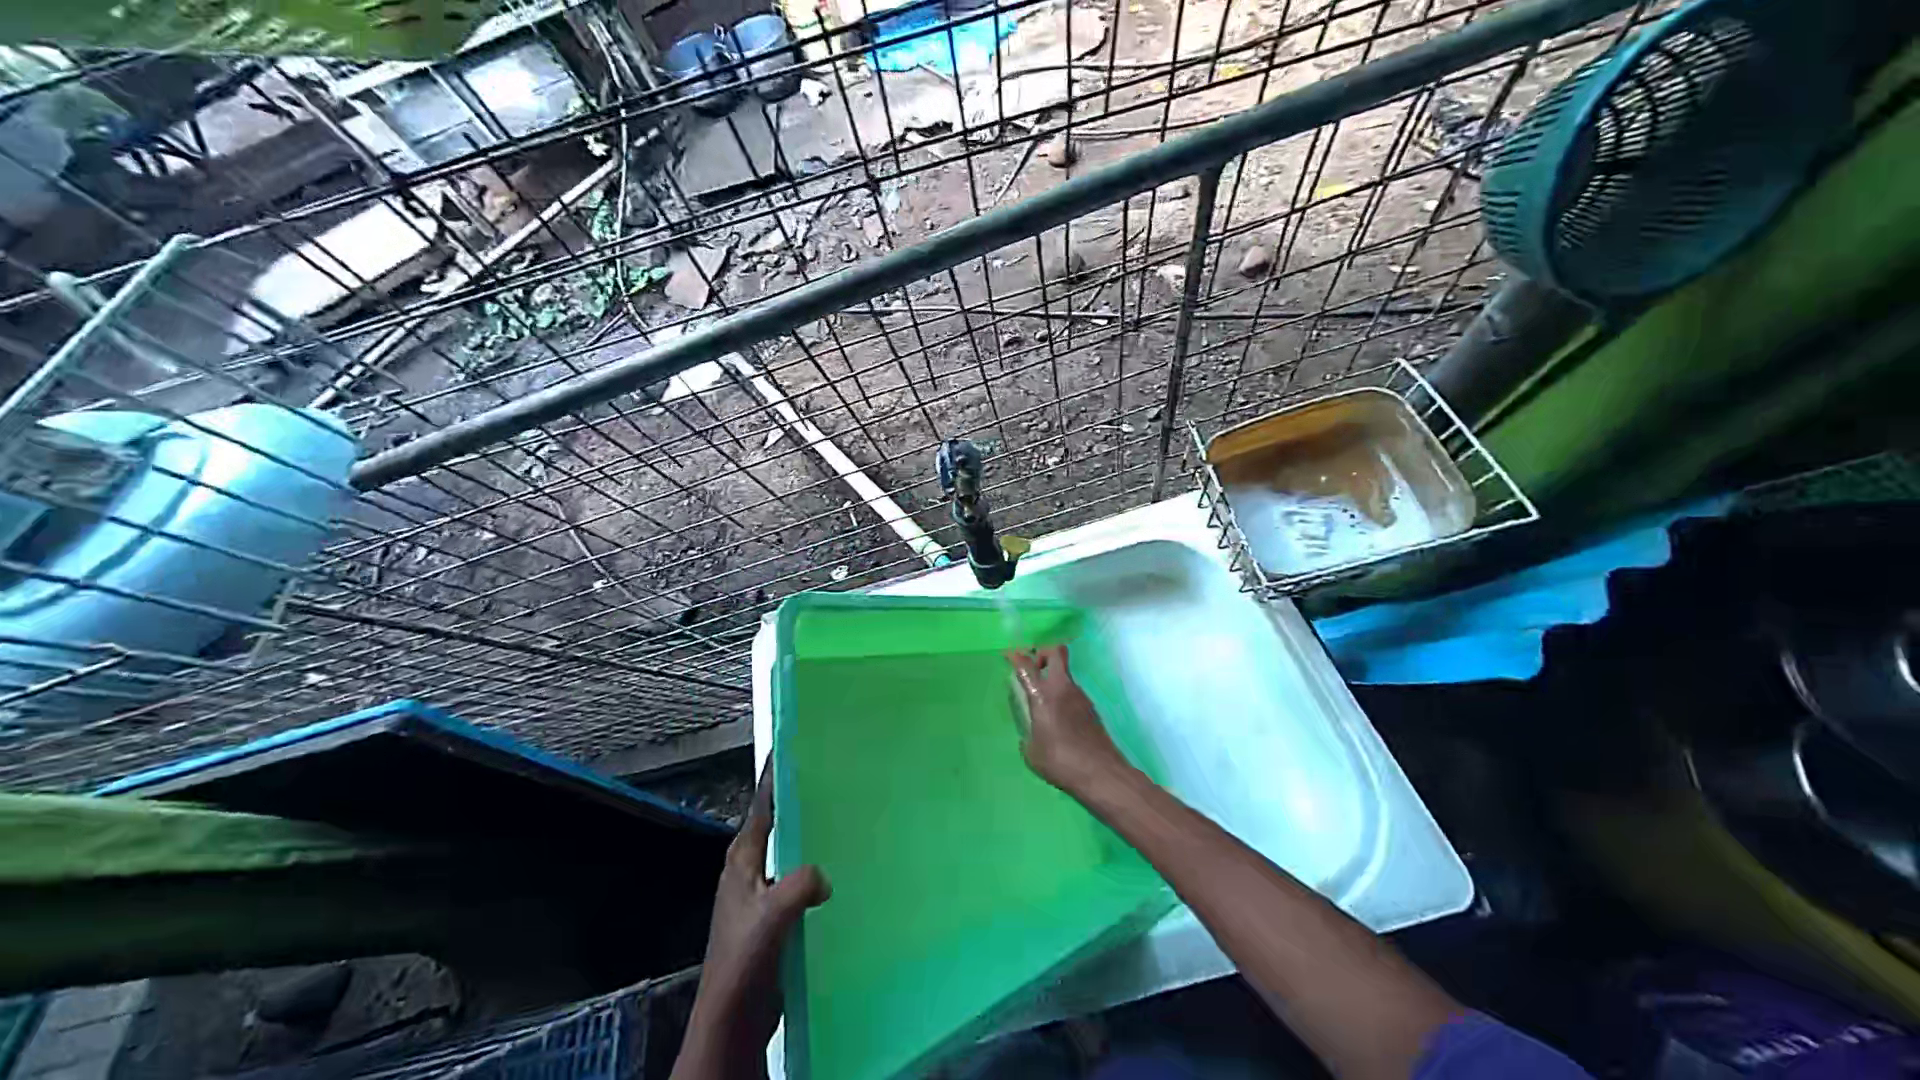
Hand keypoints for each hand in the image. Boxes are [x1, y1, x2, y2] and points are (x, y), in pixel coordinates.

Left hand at [673, 763, 829, 1079]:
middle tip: (838, 781)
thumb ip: (799, 885)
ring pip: (793, 853)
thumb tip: (825, 876)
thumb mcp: (772, 915)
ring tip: (850, 821)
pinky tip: (845, 872)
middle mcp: (751, 869)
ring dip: (814, 840)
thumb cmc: (744, 961)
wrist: (733, 1018)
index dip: (777, 777)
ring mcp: (763, 893)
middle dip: (803, 804)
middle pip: (780, 824)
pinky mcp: (776, 916)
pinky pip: (801, 881)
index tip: (796, 748)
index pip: (763, 805)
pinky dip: (819, 871)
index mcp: (742, 858)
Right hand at [1007, 645, 1133, 795]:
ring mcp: (1080, 696)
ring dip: (1053, 678)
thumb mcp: (1032, 753)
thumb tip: (1031, 734)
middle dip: (1042, 652)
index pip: (1027, 665)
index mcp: (1042, 696)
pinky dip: (1062, 695)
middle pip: (1056, 652)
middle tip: (1033, 666)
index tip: (1009, 655)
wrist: (1101, 773)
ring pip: (1065, 673)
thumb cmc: (1060, 762)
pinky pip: (1072, 692)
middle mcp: (1062, 688)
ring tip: (1043, 701)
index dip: (1016, 656)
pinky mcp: (1091, 708)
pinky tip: (1058, 719)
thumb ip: (1028, 736)